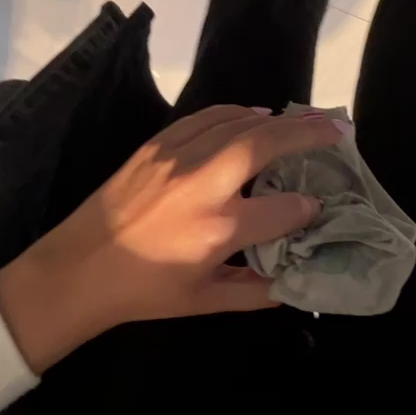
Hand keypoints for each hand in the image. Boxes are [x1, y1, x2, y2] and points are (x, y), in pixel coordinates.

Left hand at [0, 105, 341, 372]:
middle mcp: (202, 184)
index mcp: (217, 229)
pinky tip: (253, 114)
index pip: (281, 209)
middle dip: (306, 132)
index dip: (306, 207)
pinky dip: (235, 111)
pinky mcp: (158, 143)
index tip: (317, 205)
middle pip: (265, 143)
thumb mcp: (204, 303)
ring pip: (237, 122)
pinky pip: (206, 116)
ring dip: (275, 118)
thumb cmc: (145, 291)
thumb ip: (256, 291)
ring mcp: (178, 156)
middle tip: (336, 127)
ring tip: (303, 118)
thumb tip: (295, 279)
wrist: (79, 266)